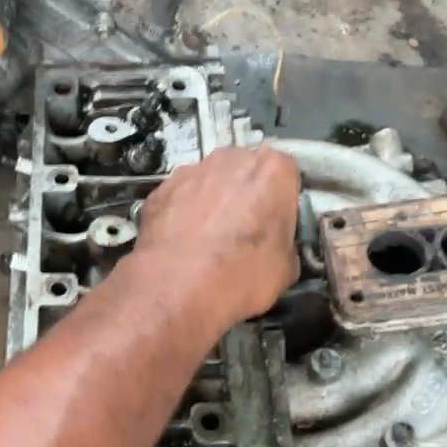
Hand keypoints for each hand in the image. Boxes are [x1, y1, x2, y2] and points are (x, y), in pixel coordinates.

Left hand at [132, 146, 300, 327]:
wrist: (175, 287)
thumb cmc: (239, 275)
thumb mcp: (284, 269)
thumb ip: (284, 242)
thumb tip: (275, 248)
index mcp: (272, 170)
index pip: (286, 172)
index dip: (280, 198)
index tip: (275, 220)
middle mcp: (231, 160)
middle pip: (245, 170)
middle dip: (245, 193)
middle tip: (242, 230)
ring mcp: (191, 171)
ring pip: (209, 181)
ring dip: (211, 202)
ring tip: (207, 240)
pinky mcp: (160, 189)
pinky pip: (180, 197)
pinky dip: (182, 213)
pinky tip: (182, 242)